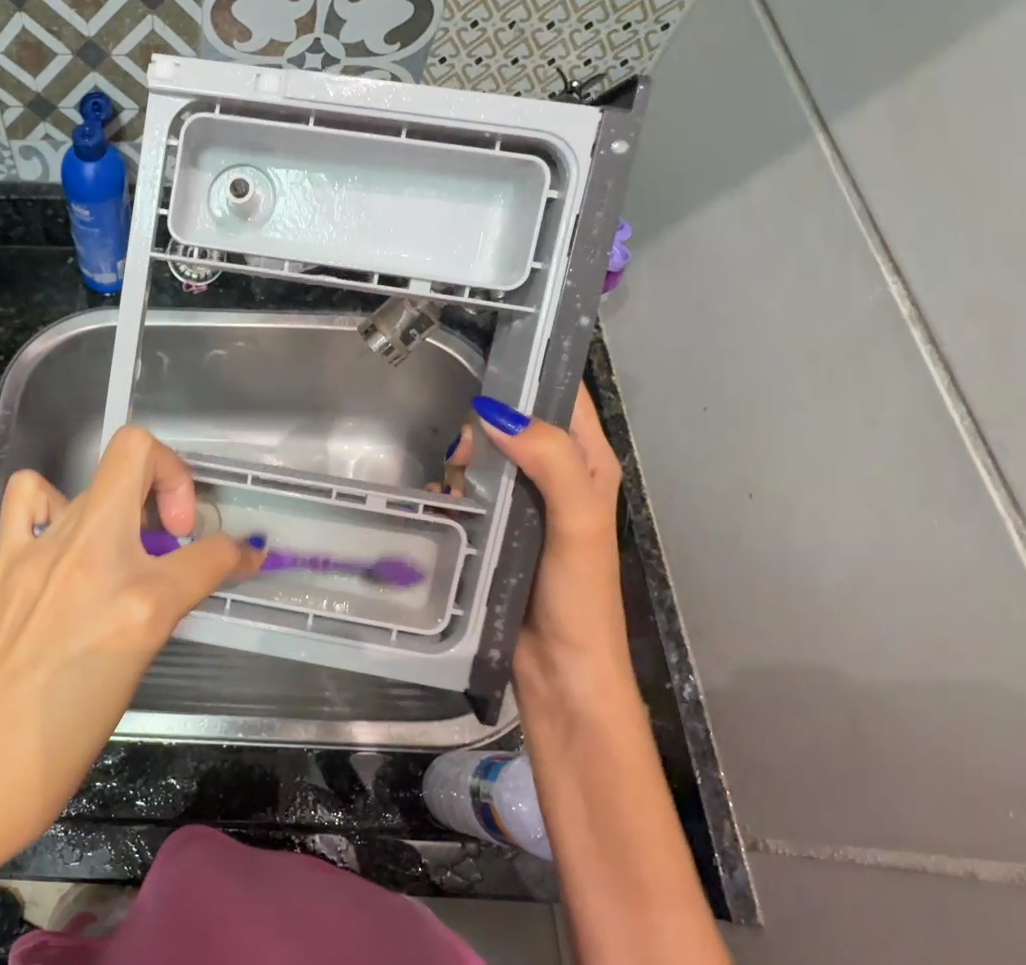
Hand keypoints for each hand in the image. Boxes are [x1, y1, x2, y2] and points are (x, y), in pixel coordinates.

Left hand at [0, 426, 262, 865]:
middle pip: (139, 455)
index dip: (238, 553)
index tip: (245, 556)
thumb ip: (154, 620)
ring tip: (122, 541)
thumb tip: (168, 592)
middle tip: (175, 529)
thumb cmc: (56, 753)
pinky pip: (30, 496)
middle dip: (175, 477)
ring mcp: (42, 549)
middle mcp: (94, 558)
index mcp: (139, 605)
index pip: (211, 556)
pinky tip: (61, 540)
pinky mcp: (5, 559)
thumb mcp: (130, 680)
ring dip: (121, 495)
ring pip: (91, 474)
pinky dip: (53, 503)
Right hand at [444, 386, 625, 674]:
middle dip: (484, 421)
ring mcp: (524, 507)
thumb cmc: (579, 597)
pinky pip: (468, 495)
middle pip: (516, 424)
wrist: (560, 673)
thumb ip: (551, 462)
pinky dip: (451, 492)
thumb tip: (497, 413)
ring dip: (464, 459)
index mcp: (589, 466)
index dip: (532, 371)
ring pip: (487, 459)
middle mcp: (557, 479)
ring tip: (446, 474)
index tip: (486, 352)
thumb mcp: (577, 523)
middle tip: (459, 441)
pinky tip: (436, 502)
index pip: (563, 398)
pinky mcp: (496, 534)